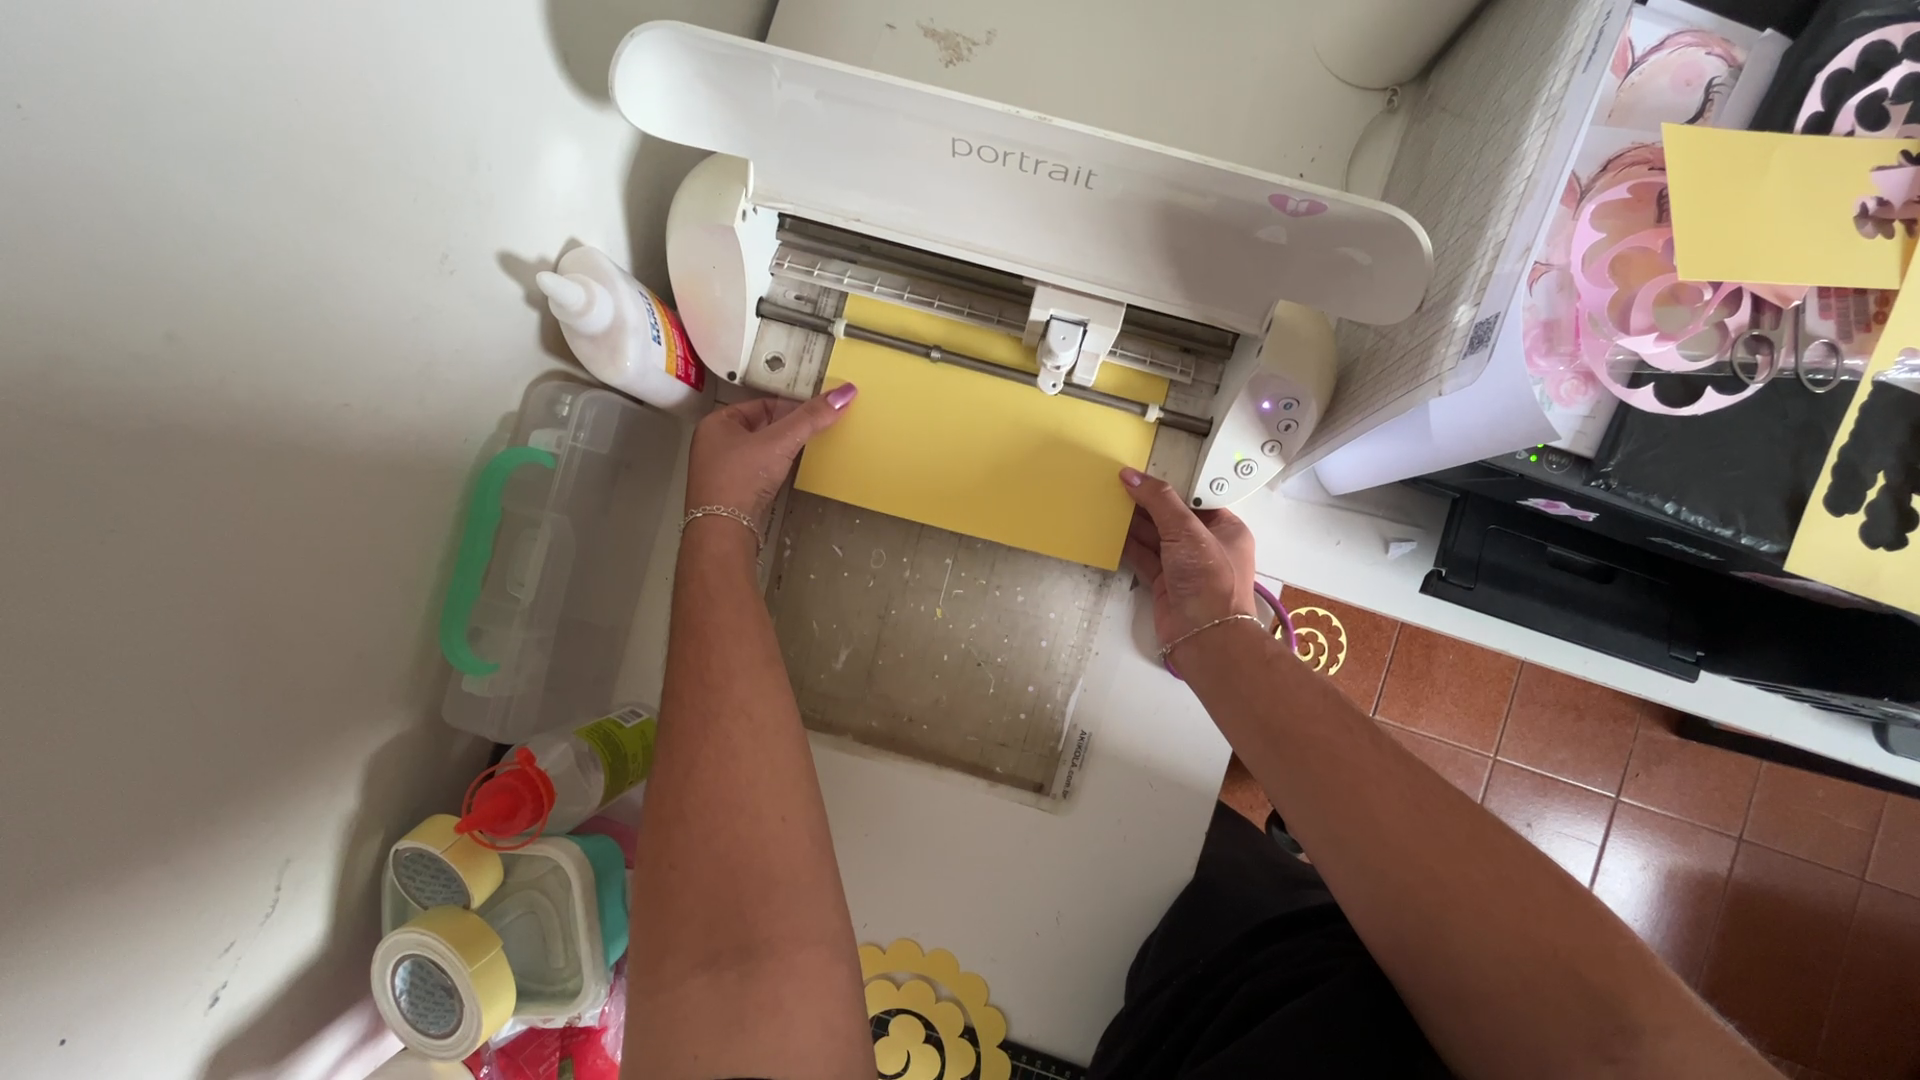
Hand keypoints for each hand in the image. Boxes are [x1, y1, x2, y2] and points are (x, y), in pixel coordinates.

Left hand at [684, 383, 857, 531]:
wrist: (724, 529)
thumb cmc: (741, 479)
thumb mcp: (780, 442)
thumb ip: (811, 418)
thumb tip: (843, 393)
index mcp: (717, 423)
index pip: (761, 405)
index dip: (790, 407)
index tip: (815, 412)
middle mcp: (716, 444)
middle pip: (763, 426)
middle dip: (789, 429)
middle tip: (816, 429)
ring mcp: (723, 470)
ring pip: (762, 450)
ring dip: (784, 450)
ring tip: (807, 449)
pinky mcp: (734, 492)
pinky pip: (760, 471)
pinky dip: (777, 468)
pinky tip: (791, 472)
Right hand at [1119, 467, 1258, 648]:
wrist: (1205, 636)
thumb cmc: (1210, 580)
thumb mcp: (1187, 530)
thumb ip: (1159, 501)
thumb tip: (1132, 476)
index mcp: (1226, 528)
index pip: (1196, 500)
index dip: (1170, 487)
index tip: (1144, 475)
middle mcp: (1206, 546)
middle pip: (1172, 517)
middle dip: (1147, 504)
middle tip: (1119, 486)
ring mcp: (1184, 567)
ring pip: (1155, 538)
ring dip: (1135, 524)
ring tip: (1110, 504)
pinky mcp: (1165, 584)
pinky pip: (1144, 558)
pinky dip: (1128, 546)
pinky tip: (1111, 532)